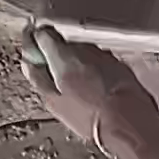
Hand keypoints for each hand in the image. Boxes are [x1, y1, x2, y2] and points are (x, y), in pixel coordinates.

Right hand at [19, 25, 158, 153]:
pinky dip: (92, 71)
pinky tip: (93, 91)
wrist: (130, 123)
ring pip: (82, 53)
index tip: (31, 50)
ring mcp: (103, 55)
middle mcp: (84, 50)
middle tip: (52, 78)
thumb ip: (38, 77)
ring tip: (75, 89)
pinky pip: (98, 62)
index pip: (43, 34)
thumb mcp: (53, 101)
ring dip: (75, 64)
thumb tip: (29, 64)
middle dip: (56, 56)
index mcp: (63, 56)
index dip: (35, 41)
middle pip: (63, 44)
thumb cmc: (91, 116)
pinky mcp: (119, 65)